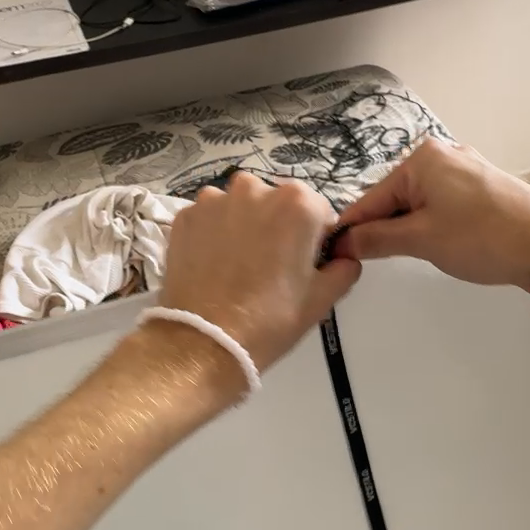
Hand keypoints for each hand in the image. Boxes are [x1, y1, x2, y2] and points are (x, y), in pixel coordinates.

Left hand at [157, 174, 361, 369]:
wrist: (204, 341)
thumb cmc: (270, 318)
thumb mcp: (322, 298)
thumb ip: (345, 267)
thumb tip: (343, 257)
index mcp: (297, 202)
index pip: (319, 212)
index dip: (315, 238)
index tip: (303, 265)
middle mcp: (254, 188)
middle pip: (277, 203)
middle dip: (278, 227)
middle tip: (270, 268)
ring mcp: (213, 200)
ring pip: (240, 207)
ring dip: (243, 226)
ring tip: (238, 267)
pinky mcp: (184, 216)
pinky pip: (209, 219)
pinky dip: (213, 235)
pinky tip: (213, 265)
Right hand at [335, 140, 529, 287]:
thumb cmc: (480, 237)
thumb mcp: (420, 240)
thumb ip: (376, 239)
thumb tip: (343, 243)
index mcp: (421, 159)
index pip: (371, 198)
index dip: (351, 229)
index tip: (333, 254)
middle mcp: (442, 154)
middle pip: (395, 197)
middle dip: (383, 228)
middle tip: (371, 262)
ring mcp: (466, 168)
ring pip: (419, 202)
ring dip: (409, 229)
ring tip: (409, 255)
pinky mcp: (483, 185)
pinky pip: (442, 203)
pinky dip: (432, 223)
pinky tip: (436, 244)